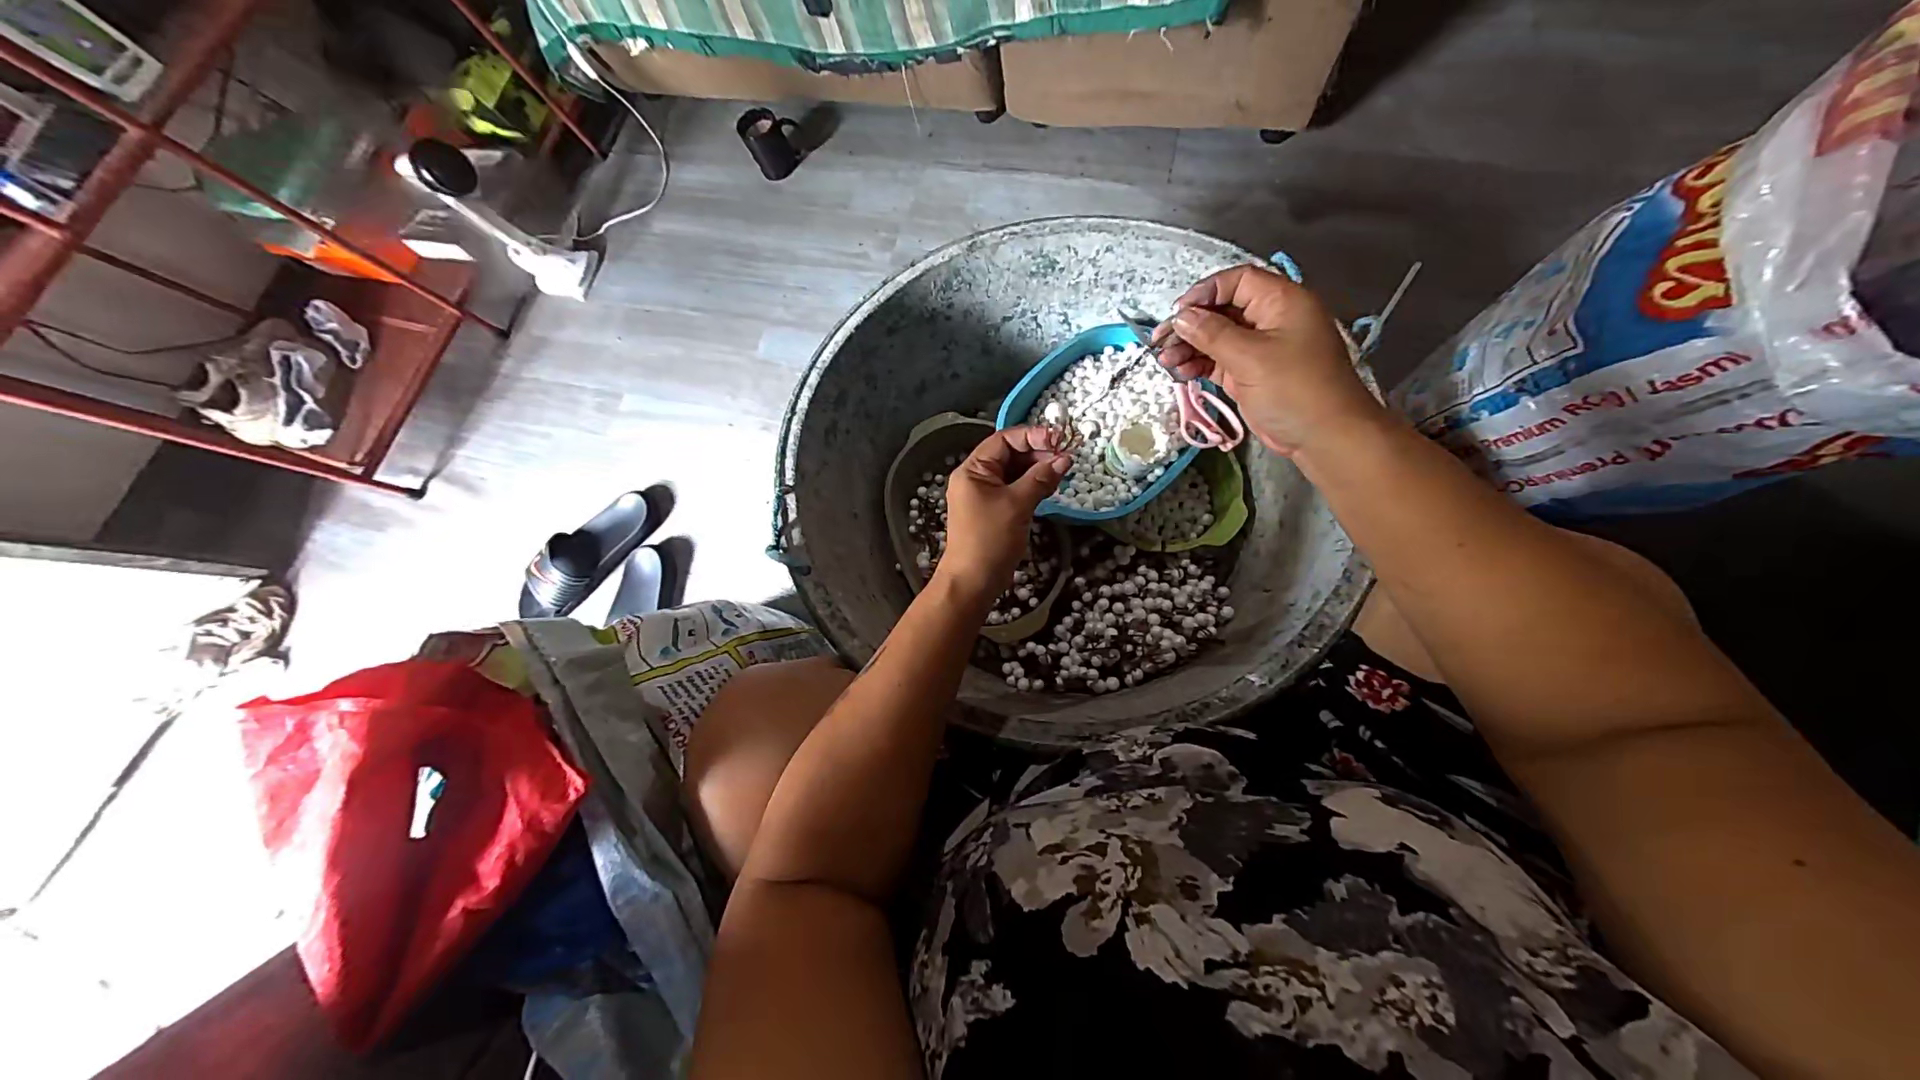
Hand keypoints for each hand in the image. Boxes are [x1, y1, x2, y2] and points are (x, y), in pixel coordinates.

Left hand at [938, 425, 1070, 599]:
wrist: (973, 581)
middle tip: (1065, 457)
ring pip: (1014, 472)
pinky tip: (1051, 486)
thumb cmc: (989, 540)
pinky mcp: (995, 510)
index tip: (1059, 439)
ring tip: (1062, 470)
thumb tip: (1064, 459)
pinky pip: (1015, 489)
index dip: (1031, 436)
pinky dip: (1033, 485)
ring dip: (1038, 469)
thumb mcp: (1017, 505)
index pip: (1003, 440)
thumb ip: (1040, 479)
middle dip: (1038, 452)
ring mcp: (985, 495)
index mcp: (972, 470)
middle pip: (1009, 454)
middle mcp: (976, 478)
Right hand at [1152, 264, 1390, 456]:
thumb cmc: (1294, 389)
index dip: (1205, 292)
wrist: (1324, 436)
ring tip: (1166, 360)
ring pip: (1217, 336)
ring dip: (1190, 347)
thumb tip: (1181, 317)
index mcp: (1281, 302)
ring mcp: (1261, 347)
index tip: (1178, 313)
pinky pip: (1219, 360)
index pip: (1237, 281)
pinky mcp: (1251, 372)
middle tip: (1161, 340)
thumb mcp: (1250, 357)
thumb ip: (1212, 334)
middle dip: (1191, 324)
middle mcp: (1271, 319)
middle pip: (1223, 309)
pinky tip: (1180, 371)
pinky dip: (1200, 364)